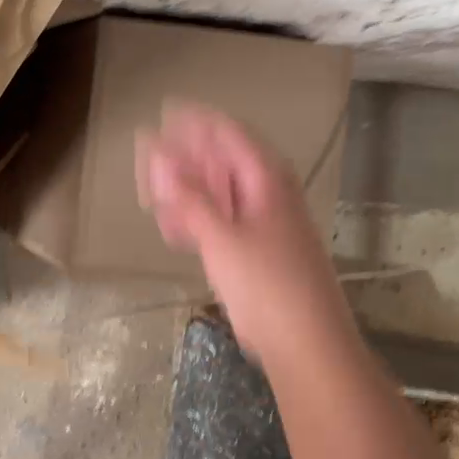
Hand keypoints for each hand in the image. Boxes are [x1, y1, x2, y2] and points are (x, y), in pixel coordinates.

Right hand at [136, 104, 352, 358]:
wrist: (308, 346)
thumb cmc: (266, 287)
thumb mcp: (220, 238)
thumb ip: (187, 196)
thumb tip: (157, 154)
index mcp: (266, 182)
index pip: (229, 134)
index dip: (196, 122)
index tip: (163, 113)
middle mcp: (269, 195)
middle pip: (224, 162)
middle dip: (186, 158)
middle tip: (150, 160)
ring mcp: (267, 224)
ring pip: (221, 193)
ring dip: (189, 190)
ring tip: (156, 197)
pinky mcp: (260, 252)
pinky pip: (224, 221)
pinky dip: (198, 219)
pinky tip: (176, 232)